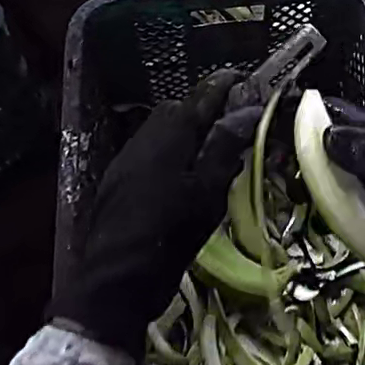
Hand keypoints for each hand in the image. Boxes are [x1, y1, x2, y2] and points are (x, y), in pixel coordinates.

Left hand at [50, 69, 261, 353]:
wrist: (114, 281)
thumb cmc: (171, 232)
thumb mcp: (209, 189)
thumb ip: (227, 145)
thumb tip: (249, 108)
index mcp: (172, 131)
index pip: (205, 92)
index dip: (230, 84)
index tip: (251, 82)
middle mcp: (146, 135)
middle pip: (182, 108)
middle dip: (210, 108)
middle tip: (237, 124)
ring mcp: (129, 156)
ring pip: (166, 129)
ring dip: (191, 130)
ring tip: (215, 150)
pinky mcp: (119, 178)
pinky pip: (153, 150)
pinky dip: (174, 150)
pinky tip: (185, 175)